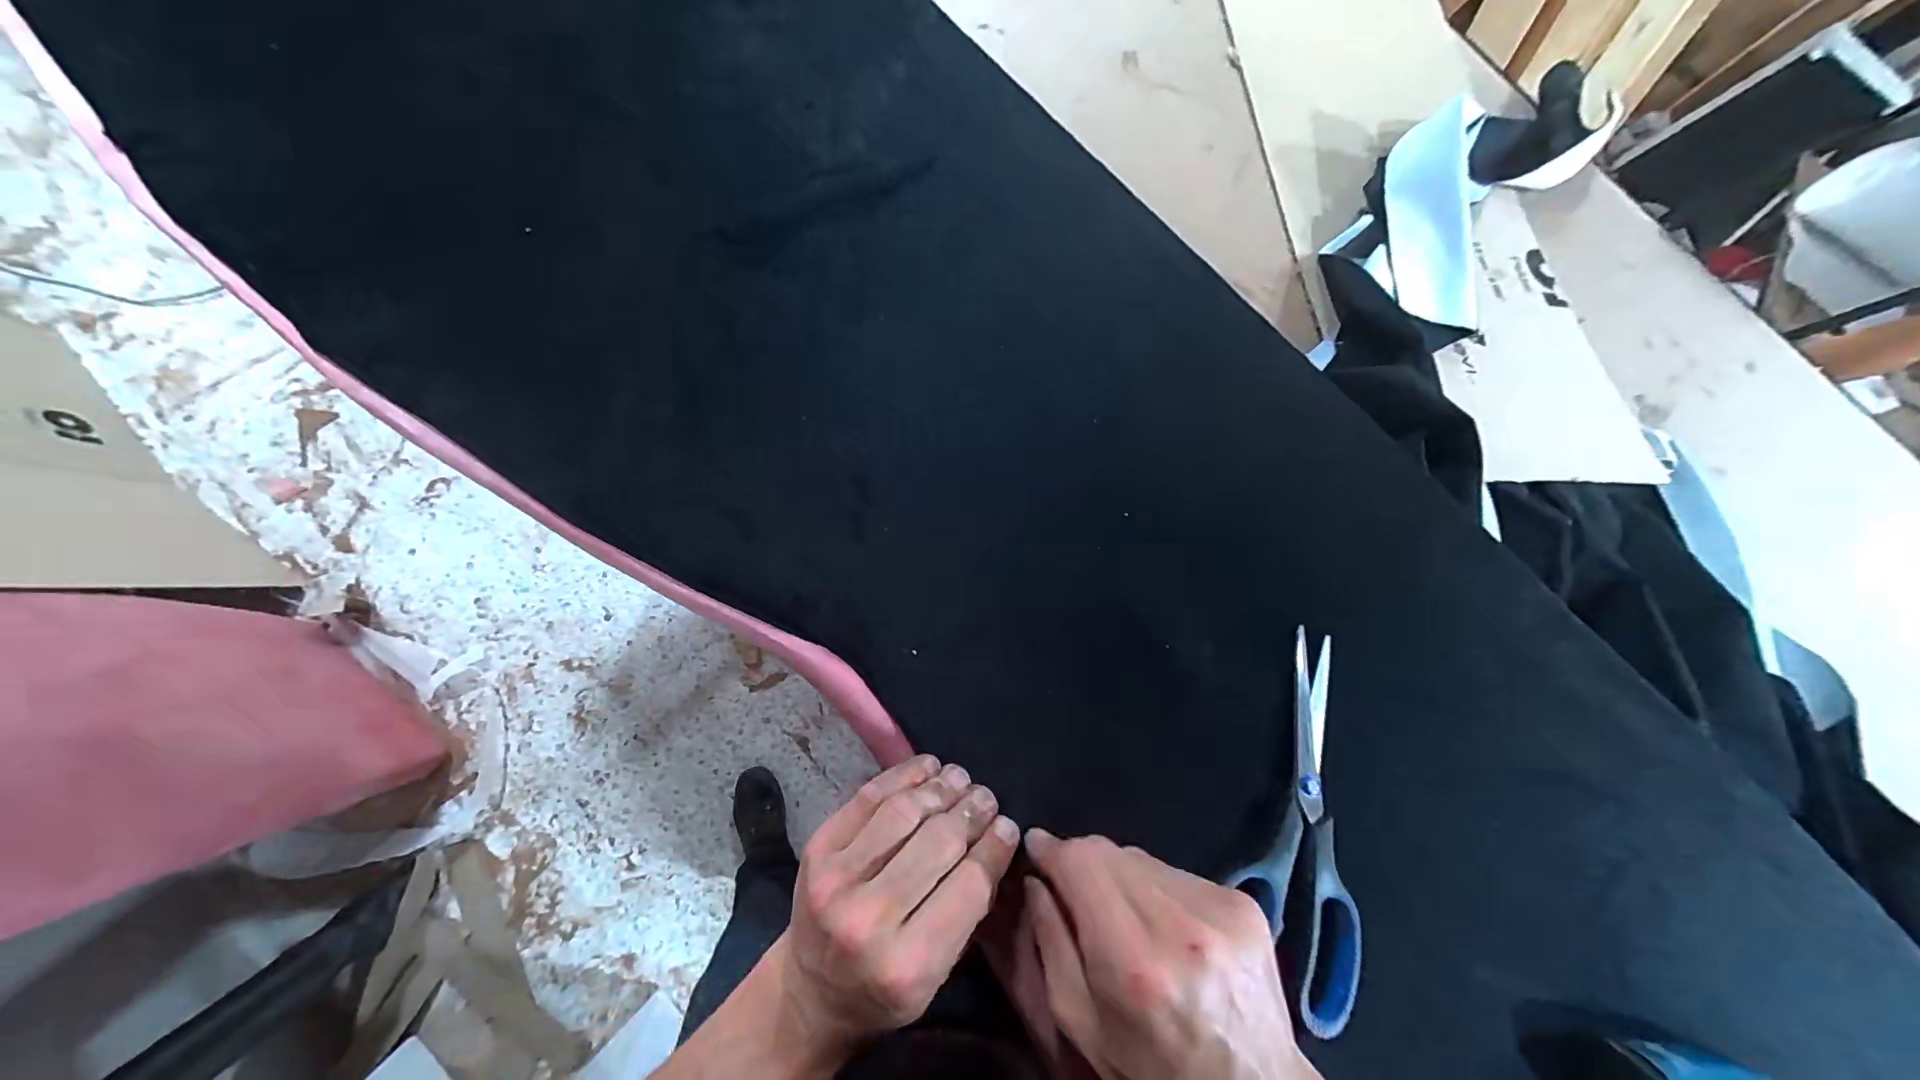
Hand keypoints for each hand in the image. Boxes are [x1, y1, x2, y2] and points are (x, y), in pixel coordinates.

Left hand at [780, 754, 1019, 1049]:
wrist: (809, 992)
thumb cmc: (883, 991)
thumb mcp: (936, 976)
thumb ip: (968, 911)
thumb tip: (998, 839)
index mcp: (908, 964)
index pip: (968, 885)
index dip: (994, 847)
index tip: (1009, 826)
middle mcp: (869, 918)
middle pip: (937, 842)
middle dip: (971, 813)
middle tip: (987, 797)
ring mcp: (836, 879)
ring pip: (903, 813)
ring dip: (939, 789)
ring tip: (961, 778)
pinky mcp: (817, 851)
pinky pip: (867, 798)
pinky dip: (902, 777)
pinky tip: (927, 768)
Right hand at [1022, 829, 1321, 1079]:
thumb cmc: (1151, 1065)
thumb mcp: (1079, 1022)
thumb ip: (1050, 944)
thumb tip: (1036, 880)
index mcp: (1132, 961)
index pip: (1080, 863)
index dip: (1052, 849)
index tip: (1036, 847)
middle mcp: (1179, 924)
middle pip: (1109, 852)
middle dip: (1082, 861)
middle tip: (1073, 886)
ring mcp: (1218, 909)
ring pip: (1142, 858)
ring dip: (1120, 874)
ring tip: (1123, 914)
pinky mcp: (1243, 903)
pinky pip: (1177, 873)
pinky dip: (1158, 887)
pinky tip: (1164, 925)